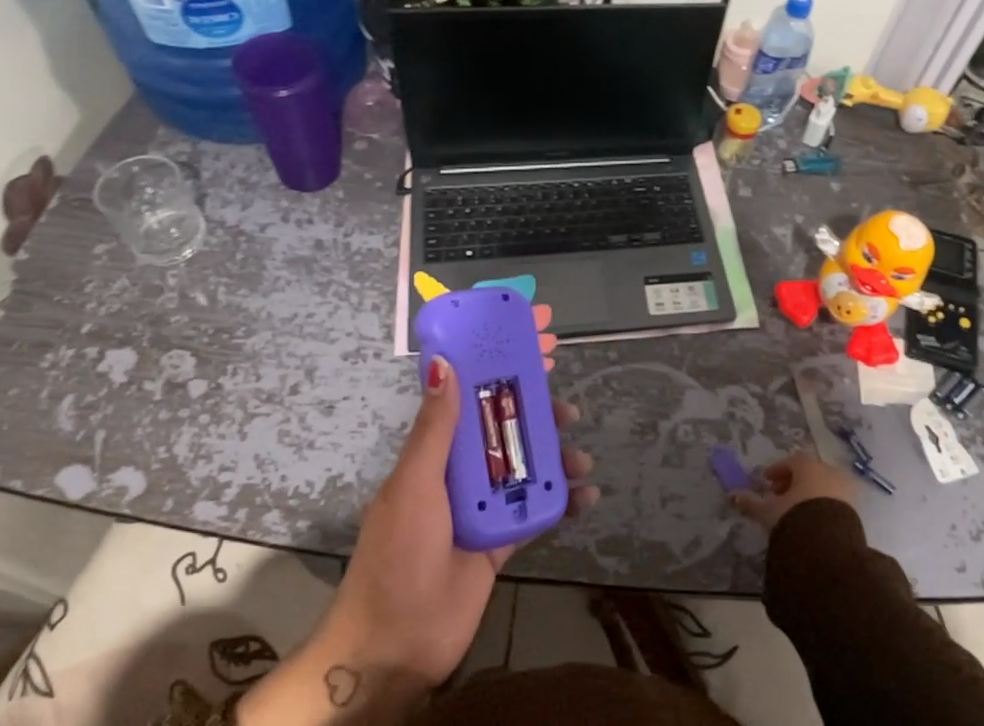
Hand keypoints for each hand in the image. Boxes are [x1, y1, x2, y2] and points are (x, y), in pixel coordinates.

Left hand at [332, 303, 596, 682]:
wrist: (396, 645)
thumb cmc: (398, 557)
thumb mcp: (414, 487)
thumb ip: (435, 431)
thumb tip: (445, 364)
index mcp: (433, 452)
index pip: (469, 393)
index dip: (497, 363)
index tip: (530, 338)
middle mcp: (459, 471)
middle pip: (505, 425)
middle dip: (536, 406)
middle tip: (569, 397)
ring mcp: (483, 505)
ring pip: (527, 464)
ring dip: (557, 455)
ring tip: (580, 456)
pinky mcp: (502, 540)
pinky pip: (538, 509)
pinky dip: (564, 499)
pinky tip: (586, 495)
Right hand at [730, 450, 855, 530]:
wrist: (828, 545)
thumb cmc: (795, 517)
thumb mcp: (768, 511)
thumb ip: (751, 502)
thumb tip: (733, 496)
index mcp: (809, 466)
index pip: (792, 461)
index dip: (777, 470)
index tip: (767, 482)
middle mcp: (830, 472)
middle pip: (809, 472)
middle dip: (793, 482)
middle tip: (779, 496)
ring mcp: (845, 489)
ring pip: (823, 486)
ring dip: (809, 494)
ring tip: (795, 512)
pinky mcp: (855, 509)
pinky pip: (835, 501)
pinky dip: (822, 505)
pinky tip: (812, 521)